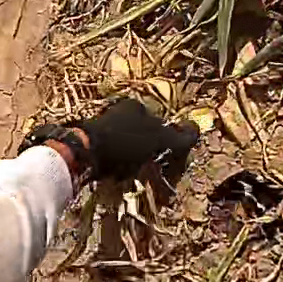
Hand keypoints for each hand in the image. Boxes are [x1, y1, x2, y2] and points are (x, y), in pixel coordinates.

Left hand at [74, 98, 199, 178]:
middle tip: (153, 167)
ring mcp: (103, 127)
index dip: (166, 141)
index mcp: (136, 106)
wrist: (86, 153)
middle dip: (149, 150)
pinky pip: (113, 155)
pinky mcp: (91, 143)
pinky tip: (119, 175)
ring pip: (127, 145)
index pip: (159, 122)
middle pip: (143, 133)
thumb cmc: (126, 141)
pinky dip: (119, 165)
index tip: (167, 157)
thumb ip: (179, 136)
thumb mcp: (158, 138)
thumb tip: (196, 130)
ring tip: (136, 174)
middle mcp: (119, 111)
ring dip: (133, 159)